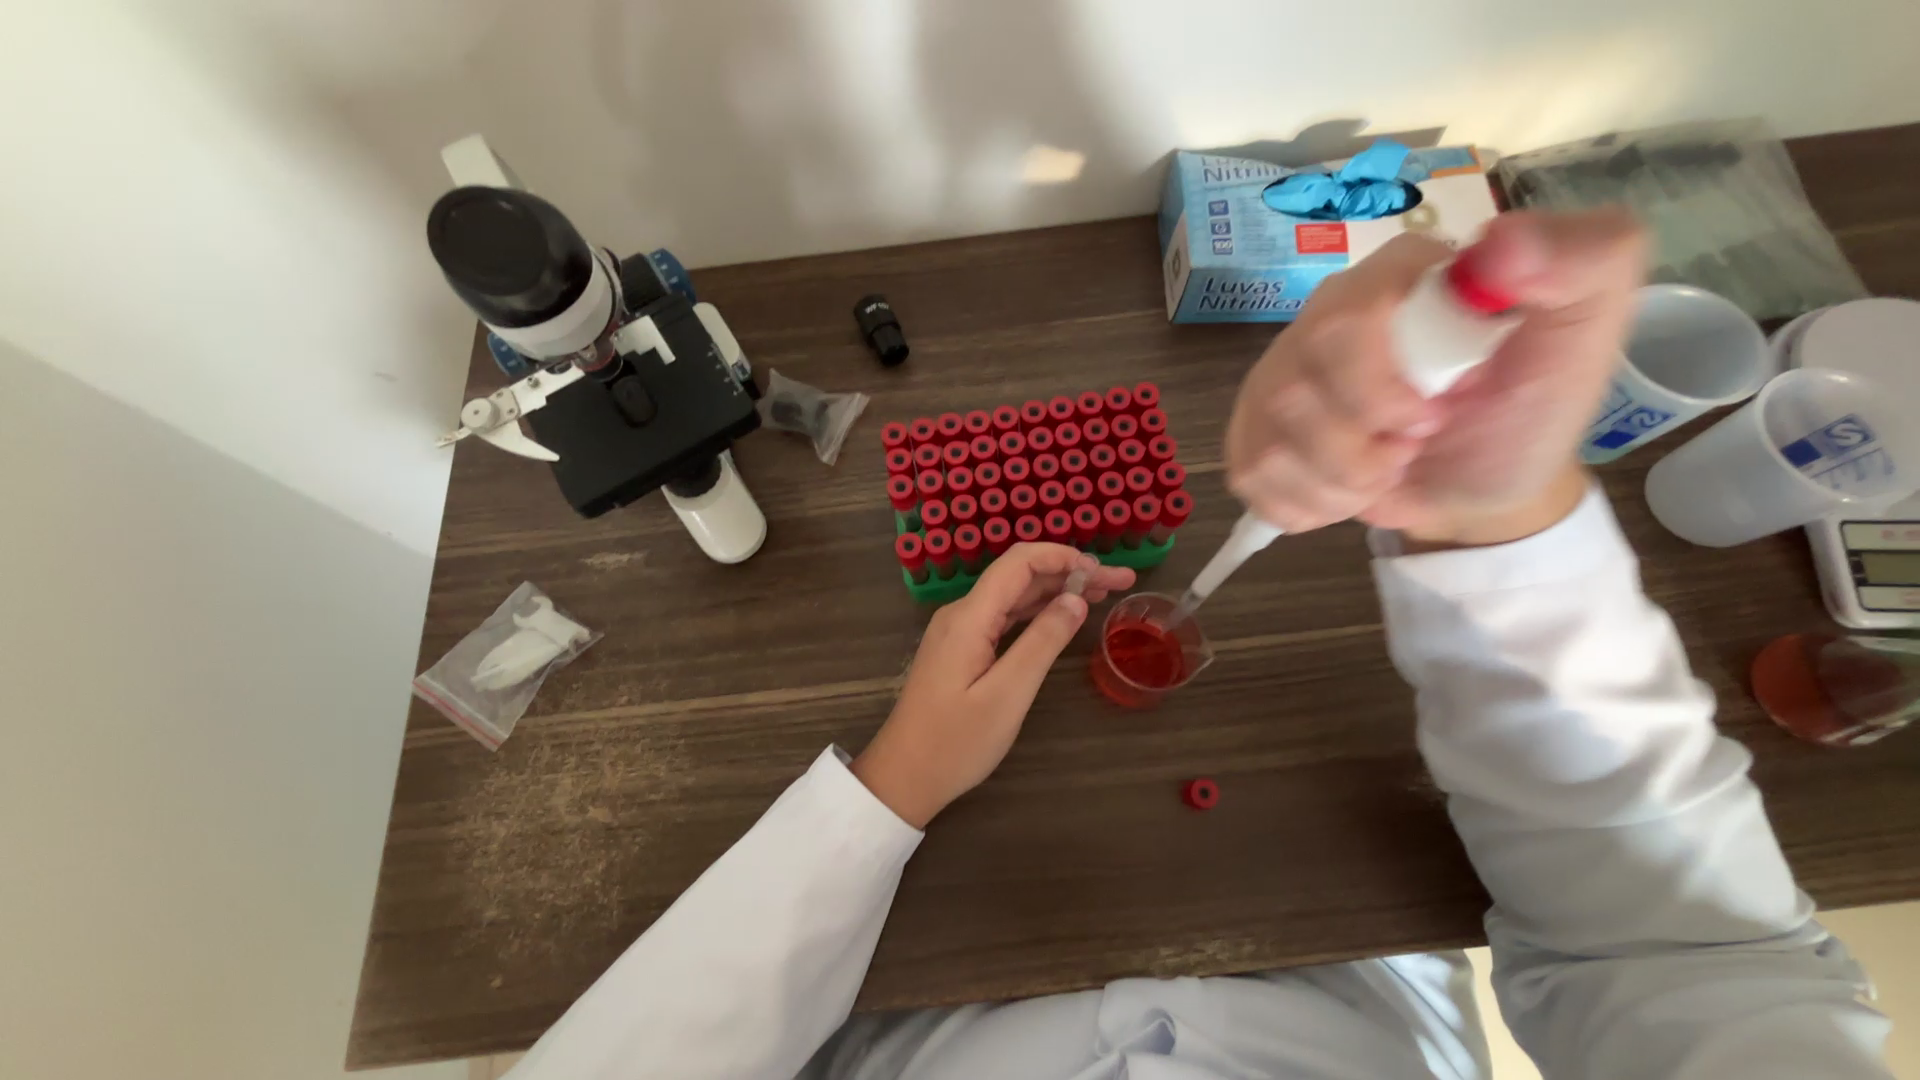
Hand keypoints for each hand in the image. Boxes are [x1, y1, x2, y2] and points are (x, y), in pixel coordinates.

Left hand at [851, 544, 1133, 827]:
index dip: (1064, 556)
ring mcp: (960, 632)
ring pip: (1013, 596)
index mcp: (969, 617)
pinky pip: (1004, 617)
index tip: (1104, 570)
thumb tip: (1076, 599)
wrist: (904, 777)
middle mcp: (962, 614)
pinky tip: (1063, 616)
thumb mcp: (1007, 695)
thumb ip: (1042, 642)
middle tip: (1121, 580)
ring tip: (1104, 593)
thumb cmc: (955, 742)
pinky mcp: (962, 650)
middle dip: (1070, 571)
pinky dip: (1037, 611)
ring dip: (1057, 590)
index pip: (1019, 563)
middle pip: (1020, 575)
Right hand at [1224, 208, 1645, 544]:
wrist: (1475, 489)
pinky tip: (1345, 487)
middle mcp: (1318, 321)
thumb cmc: (1521, 415)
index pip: (1343, 318)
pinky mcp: (1249, 434)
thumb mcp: (1584, 336)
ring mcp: (1273, 381)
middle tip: (1409, 449)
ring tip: (1385, 470)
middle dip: (1358, 448)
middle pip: (1293, 391)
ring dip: (1343, 483)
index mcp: (1392, 281)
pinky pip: (1255, 480)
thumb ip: (1584, 259)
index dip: (1377, 386)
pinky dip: (1310, 504)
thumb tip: (1501, 243)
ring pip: (1272, 446)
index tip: (1431, 418)